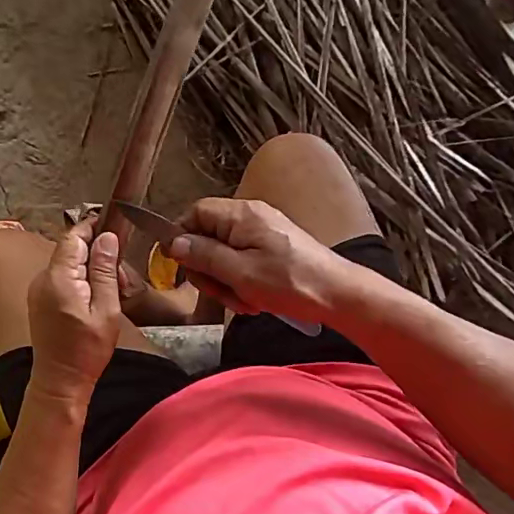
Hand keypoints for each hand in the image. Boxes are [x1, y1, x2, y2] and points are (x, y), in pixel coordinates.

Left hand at [26, 219, 123, 401]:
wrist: (60, 381)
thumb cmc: (86, 351)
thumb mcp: (106, 310)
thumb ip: (105, 271)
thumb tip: (107, 238)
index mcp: (59, 278)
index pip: (73, 237)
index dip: (93, 227)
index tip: (114, 225)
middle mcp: (42, 279)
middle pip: (70, 249)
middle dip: (96, 253)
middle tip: (119, 274)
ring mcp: (37, 290)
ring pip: (66, 264)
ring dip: (89, 268)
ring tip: (111, 290)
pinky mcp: (38, 301)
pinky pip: (59, 278)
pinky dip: (78, 281)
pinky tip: (95, 300)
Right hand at [167, 198, 362, 321]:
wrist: (339, 295)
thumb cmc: (291, 282)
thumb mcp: (239, 273)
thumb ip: (203, 256)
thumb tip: (174, 243)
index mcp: (242, 215)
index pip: (195, 212)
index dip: (182, 237)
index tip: (181, 266)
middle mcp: (251, 217)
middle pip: (207, 237)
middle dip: (208, 269)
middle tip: (220, 293)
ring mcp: (263, 234)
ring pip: (224, 255)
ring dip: (227, 283)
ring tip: (245, 301)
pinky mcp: (273, 250)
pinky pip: (243, 263)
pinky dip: (243, 283)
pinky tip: (256, 300)